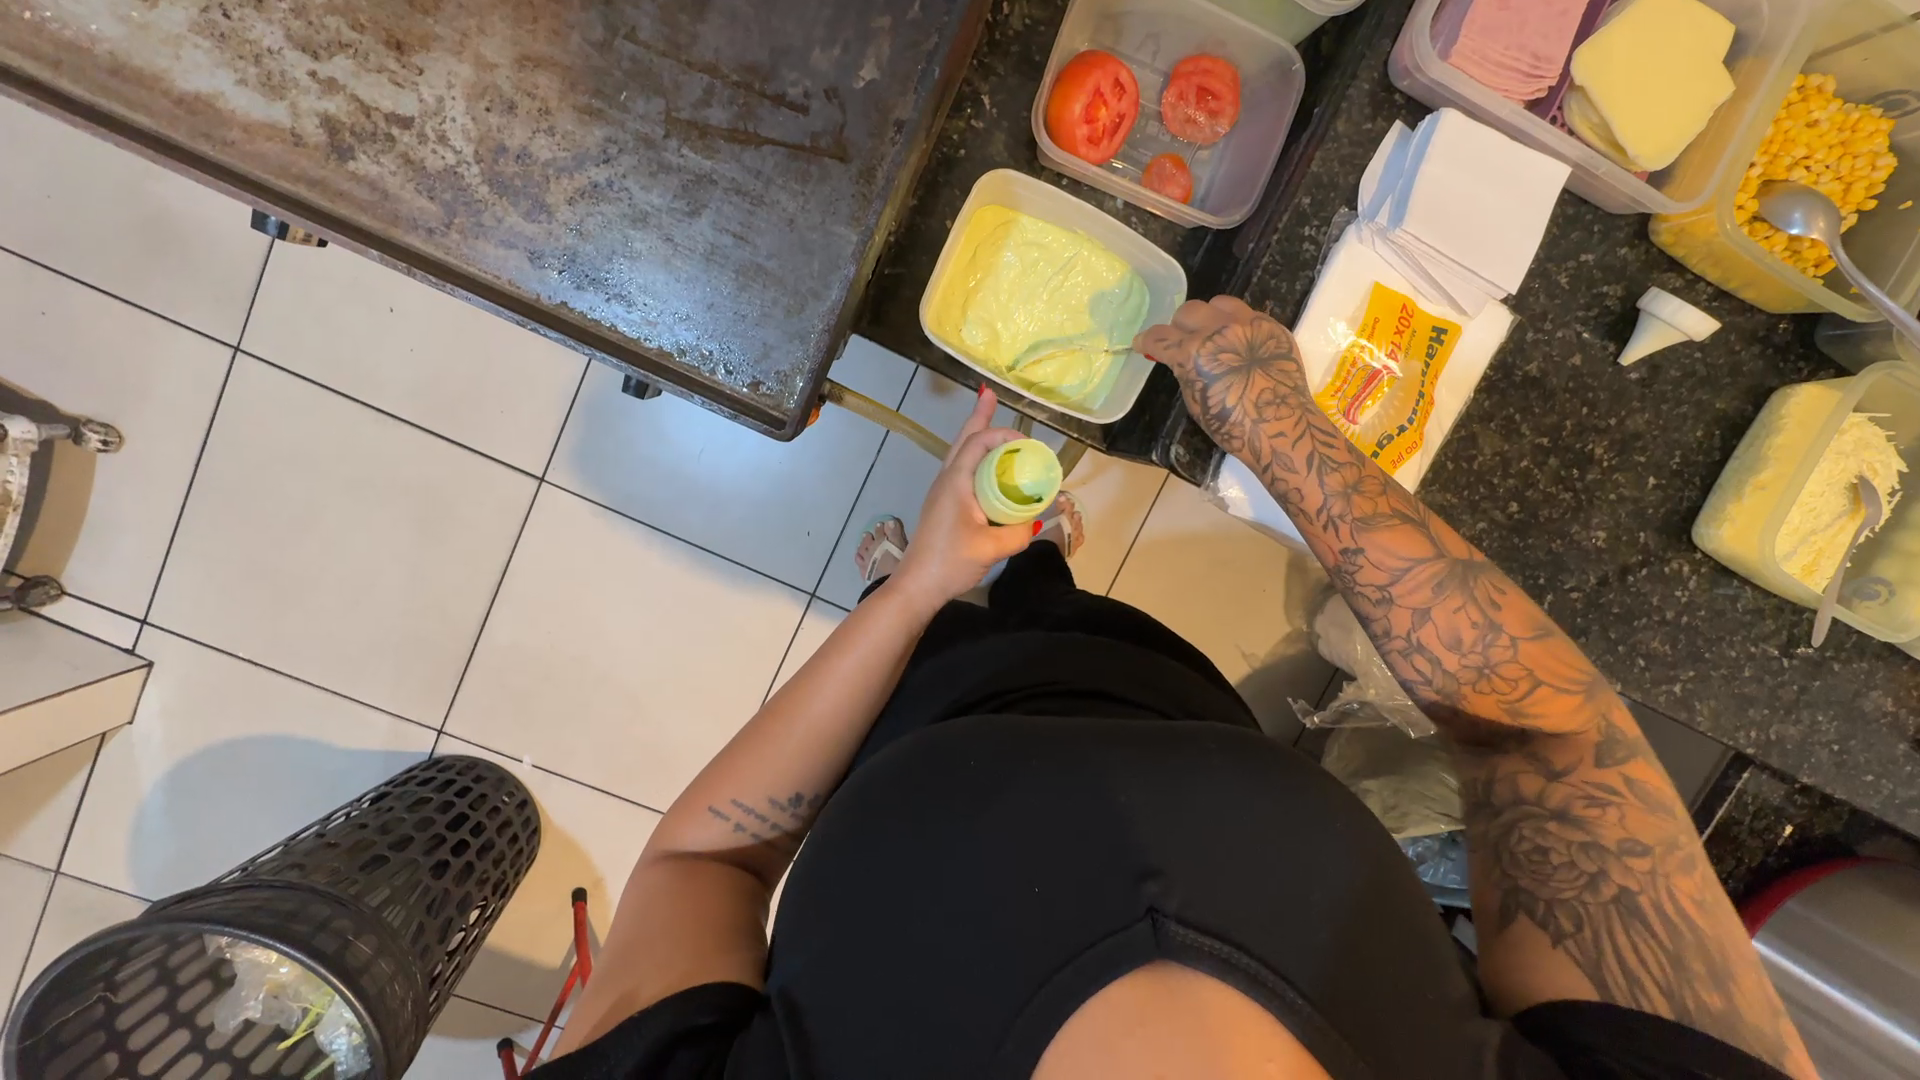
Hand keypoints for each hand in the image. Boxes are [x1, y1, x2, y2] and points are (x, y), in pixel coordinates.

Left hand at [887, 387, 1035, 608]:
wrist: (917, 586)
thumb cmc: (950, 562)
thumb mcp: (991, 548)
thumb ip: (1018, 533)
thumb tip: (1033, 523)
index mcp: (956, 482)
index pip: (978, 442)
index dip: (1002, 434)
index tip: (1027, 441)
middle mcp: (946, 481)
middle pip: (964, 441)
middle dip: (979, 418)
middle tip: (990, 395)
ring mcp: (943, 494)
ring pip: (961, 456)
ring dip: (977, 438)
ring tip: (991, 422)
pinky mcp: (944, 507)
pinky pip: (963, 473)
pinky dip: (977, 461)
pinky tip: (988, 470)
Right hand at [1134, 296, 1313, 459]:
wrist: (1281, 426)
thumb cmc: (1231, 425)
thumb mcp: (1195, 400)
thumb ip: (1186, 371)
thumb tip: (1183, 360)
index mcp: (1191, 353)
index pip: (1159, 337)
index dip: (1146, 341)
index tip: (1143, 344)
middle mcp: (1217, 330)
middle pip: (1187, 311)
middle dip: (1179, 327)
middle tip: (1182, 342)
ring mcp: (1247, 324)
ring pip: (1218, 304)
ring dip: (1209, 318)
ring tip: (1213, 336)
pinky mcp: (1271, 326)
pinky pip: (1246, 314)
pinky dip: (1236, 325)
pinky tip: (1240, 346)